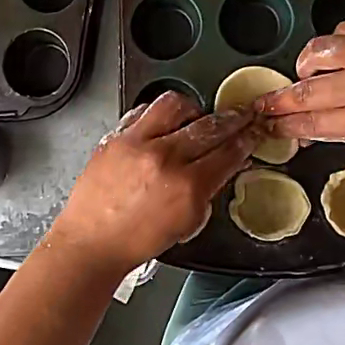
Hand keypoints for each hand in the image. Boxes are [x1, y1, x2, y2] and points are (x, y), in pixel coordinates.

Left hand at [44, 92, 256, 273]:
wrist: (92, 241)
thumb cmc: (135, 239)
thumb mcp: (187, 223)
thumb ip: (208, 191)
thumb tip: (223, 166)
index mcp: (187, 186)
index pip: (228, 152)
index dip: (246, 140)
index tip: (251, 133)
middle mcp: (163, 158)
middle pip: (210, 125)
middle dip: (232, 118)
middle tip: (239, 115)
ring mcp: (135, 143)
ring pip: (174, 104)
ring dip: (193, 108)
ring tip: (196, 117)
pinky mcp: (114, 138)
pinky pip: (141, 111)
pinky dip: (156, 114)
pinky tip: (161, 123)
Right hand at [256, 17, 344, 147]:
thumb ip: (341, 131)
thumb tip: (302, 129)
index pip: (308, 122)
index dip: (281, 124)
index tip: (264, 124)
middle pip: (303, 91)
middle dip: (277, 101)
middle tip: (262, 104)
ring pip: (313, 53)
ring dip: (305, 68)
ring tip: (309, 75)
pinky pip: (339, 32)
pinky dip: (334, 46)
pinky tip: (343, 56)